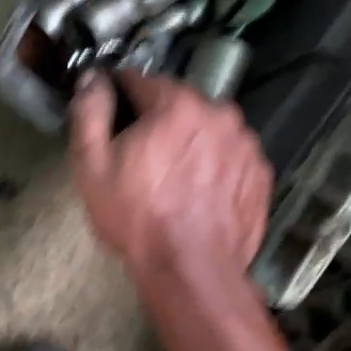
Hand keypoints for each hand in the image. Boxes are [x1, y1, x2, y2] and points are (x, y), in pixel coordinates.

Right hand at [68, 70, 272, 275]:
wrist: (193, 272)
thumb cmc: (137, 216)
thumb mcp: (92, 163)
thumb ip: (90, 111)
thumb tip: (93, 78)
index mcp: (176, 104)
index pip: (138, 79)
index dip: (117, 94)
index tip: (107, 116)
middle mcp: (219, 113)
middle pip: (175, 102)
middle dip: (155, 119)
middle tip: (136, 155)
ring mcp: (246, 144)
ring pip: (205, 128)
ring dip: (187, 140)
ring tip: (169, 178)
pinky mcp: (261, 173)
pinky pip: (228, 155)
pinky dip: (212, 164)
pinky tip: (196, 192)